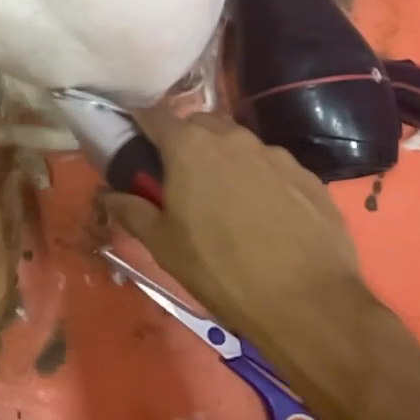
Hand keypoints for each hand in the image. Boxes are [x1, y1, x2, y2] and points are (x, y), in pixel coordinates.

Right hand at [104, 107, 369, 345]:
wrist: (310, 305)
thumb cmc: (221, 270)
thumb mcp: (163, 246)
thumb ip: (132, 211)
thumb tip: (110, 195)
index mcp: (189, 147)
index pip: (154, 114)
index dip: (142, 123)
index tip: (136, 141)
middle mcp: (232, 138)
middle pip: (199, 124)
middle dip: (185, 142)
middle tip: (180, 178)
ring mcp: (275, 155)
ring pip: (239, 145)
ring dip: (225, 161)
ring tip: (226, 202)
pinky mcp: (309, 177)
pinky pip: (273, 167)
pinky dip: (262, 180)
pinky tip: (266, 218)